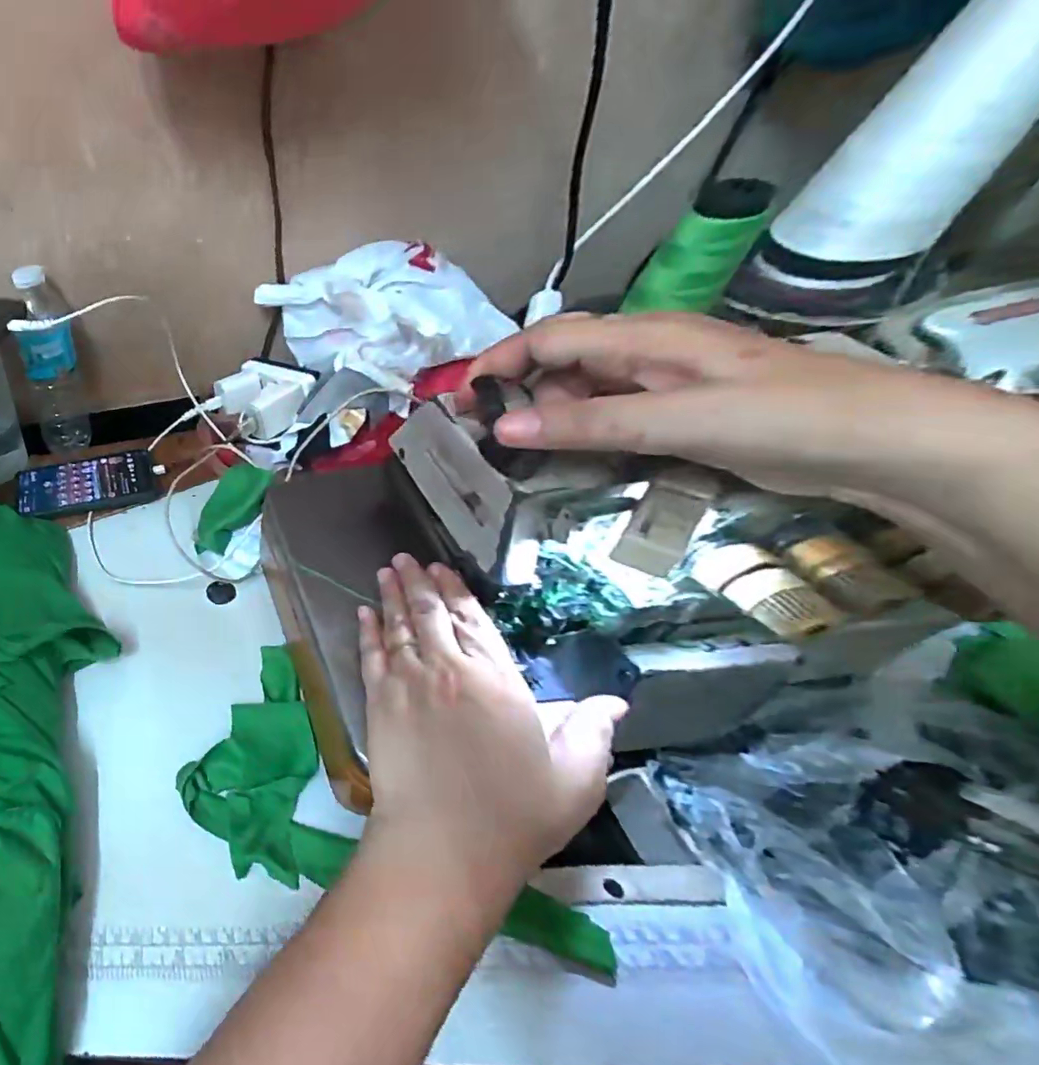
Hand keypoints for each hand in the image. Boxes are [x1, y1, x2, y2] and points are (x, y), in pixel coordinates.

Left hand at [356, 554, 624, 897]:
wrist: (443, 838)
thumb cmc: (515, 811)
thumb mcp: (575, 775)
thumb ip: (591, 730)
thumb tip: (613, 702)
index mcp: (499, 681)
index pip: (475, 624)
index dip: (458, 594)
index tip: (443, 570)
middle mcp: (449, 671)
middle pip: (431, 616)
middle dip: (418, 584)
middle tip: (405, 559)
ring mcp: (408, 684)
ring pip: (399, 628)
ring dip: (392, 597)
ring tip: (386, 572)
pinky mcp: (378, 702)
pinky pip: (371, 655)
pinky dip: (369, 631)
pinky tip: (364, 614)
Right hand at [461, 311, 1017, 502]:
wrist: (884, 444)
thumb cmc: (785, 417)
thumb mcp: (676, 420)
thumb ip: (585, 423)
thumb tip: (500, 429)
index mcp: (644, 336)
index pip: (547, 337)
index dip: (495, 364)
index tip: (455, 402)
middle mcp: (644, 350)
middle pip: (555, 359)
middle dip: (509, 389)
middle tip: (475, 433)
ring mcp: (658, 381)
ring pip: (576, 386)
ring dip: (539, 411)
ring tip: (511, 450)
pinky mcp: (670, 409)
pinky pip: (602, 411)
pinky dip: (571, 428)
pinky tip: (560, 452)